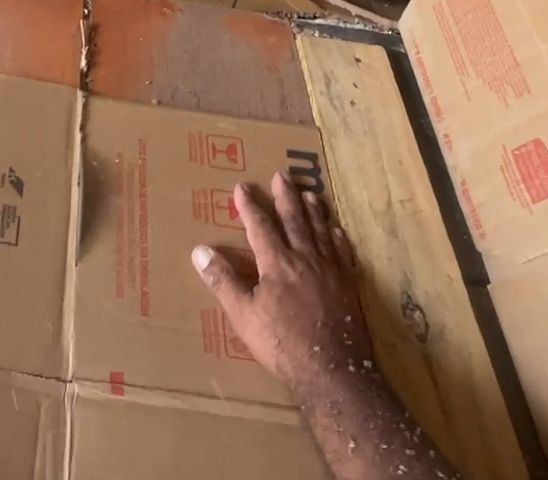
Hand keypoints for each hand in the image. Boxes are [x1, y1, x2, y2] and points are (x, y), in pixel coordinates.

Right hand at [191, 171, 372, 399]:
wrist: (334, 372)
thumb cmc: (283, 344)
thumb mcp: (243, 315)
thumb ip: (223, 281)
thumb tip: (200, 250)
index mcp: (276, 263)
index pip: (260, 226)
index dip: (249, 206)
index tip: (241, 187)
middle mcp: (304, 258)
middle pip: (294, 220)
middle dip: (285, 197)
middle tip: (281, 176)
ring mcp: (330, 271)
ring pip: (320, 230)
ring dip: (313, 210)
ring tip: (309, 193)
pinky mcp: (347, 286)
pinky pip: (342, 252)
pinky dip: (337, 237)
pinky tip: (336, 230)